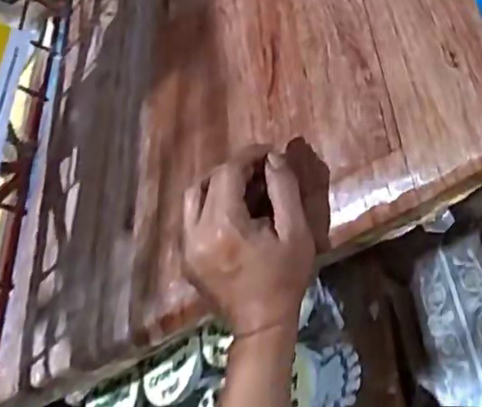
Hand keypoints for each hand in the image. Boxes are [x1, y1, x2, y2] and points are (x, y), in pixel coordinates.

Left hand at [182, 146, 315, 336]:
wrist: (262, 327)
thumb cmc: (283, 279)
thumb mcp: (296, 232)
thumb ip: (284, 189)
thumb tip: (272, 158)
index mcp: (223, 226)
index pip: (228, 172)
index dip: (249, 156)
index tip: (269, 153)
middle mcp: (196, 233)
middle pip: (209, 180)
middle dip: (236, 168)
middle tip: (261, 170)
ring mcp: (186, 247)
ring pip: (194, 195)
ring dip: (219, 183)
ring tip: (245, 186)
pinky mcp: (185, 257)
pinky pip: (191, 215)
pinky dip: (210, 202)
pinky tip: (233, 209)